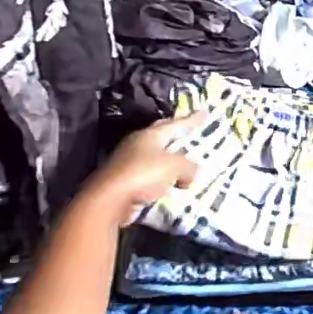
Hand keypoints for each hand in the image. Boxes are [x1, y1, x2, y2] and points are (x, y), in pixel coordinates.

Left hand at [72, 113, 204, 227]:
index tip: (204, 113)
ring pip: (154, 155)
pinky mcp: (122, 179)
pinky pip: (148, 173)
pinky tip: (168, 182)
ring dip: (168, 157)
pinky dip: (160, 176)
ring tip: (181, 160)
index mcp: (150, 135)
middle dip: (175, 133)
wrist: (109, 200)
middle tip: (188, 131)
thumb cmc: (144, 174)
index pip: (175, 123)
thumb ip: (189, 166)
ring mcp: (127, 161)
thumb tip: (192, 171)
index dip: (191, 120)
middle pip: (161, 135)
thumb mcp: (176, 167)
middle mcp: (137, 143)